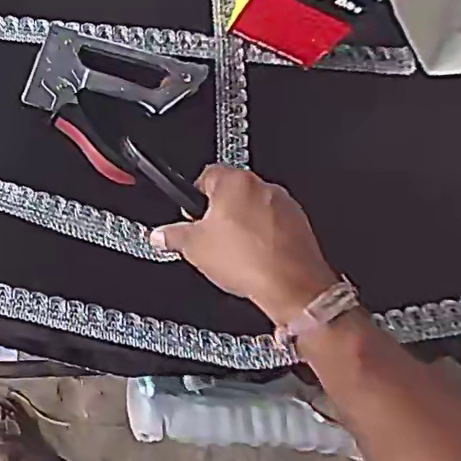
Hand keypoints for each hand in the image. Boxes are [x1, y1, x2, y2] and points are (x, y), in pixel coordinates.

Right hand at [150, 165, 339, 325]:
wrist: (289, 285)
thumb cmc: (248, 261)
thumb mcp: (191, 247)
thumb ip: (170, 235)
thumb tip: (161, 235)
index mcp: (235, 183)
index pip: (205, 175)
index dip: (192, 195)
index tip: (189, 214)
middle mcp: (263, 187)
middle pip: (230, 192)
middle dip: (216, 212)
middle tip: (205, 235)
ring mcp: (284, 204)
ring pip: (251, 208)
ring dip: (239, 224)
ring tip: (229, 251)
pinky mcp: (299, 223)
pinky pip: (271, 223)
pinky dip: (260, 236)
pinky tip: (249, 257)